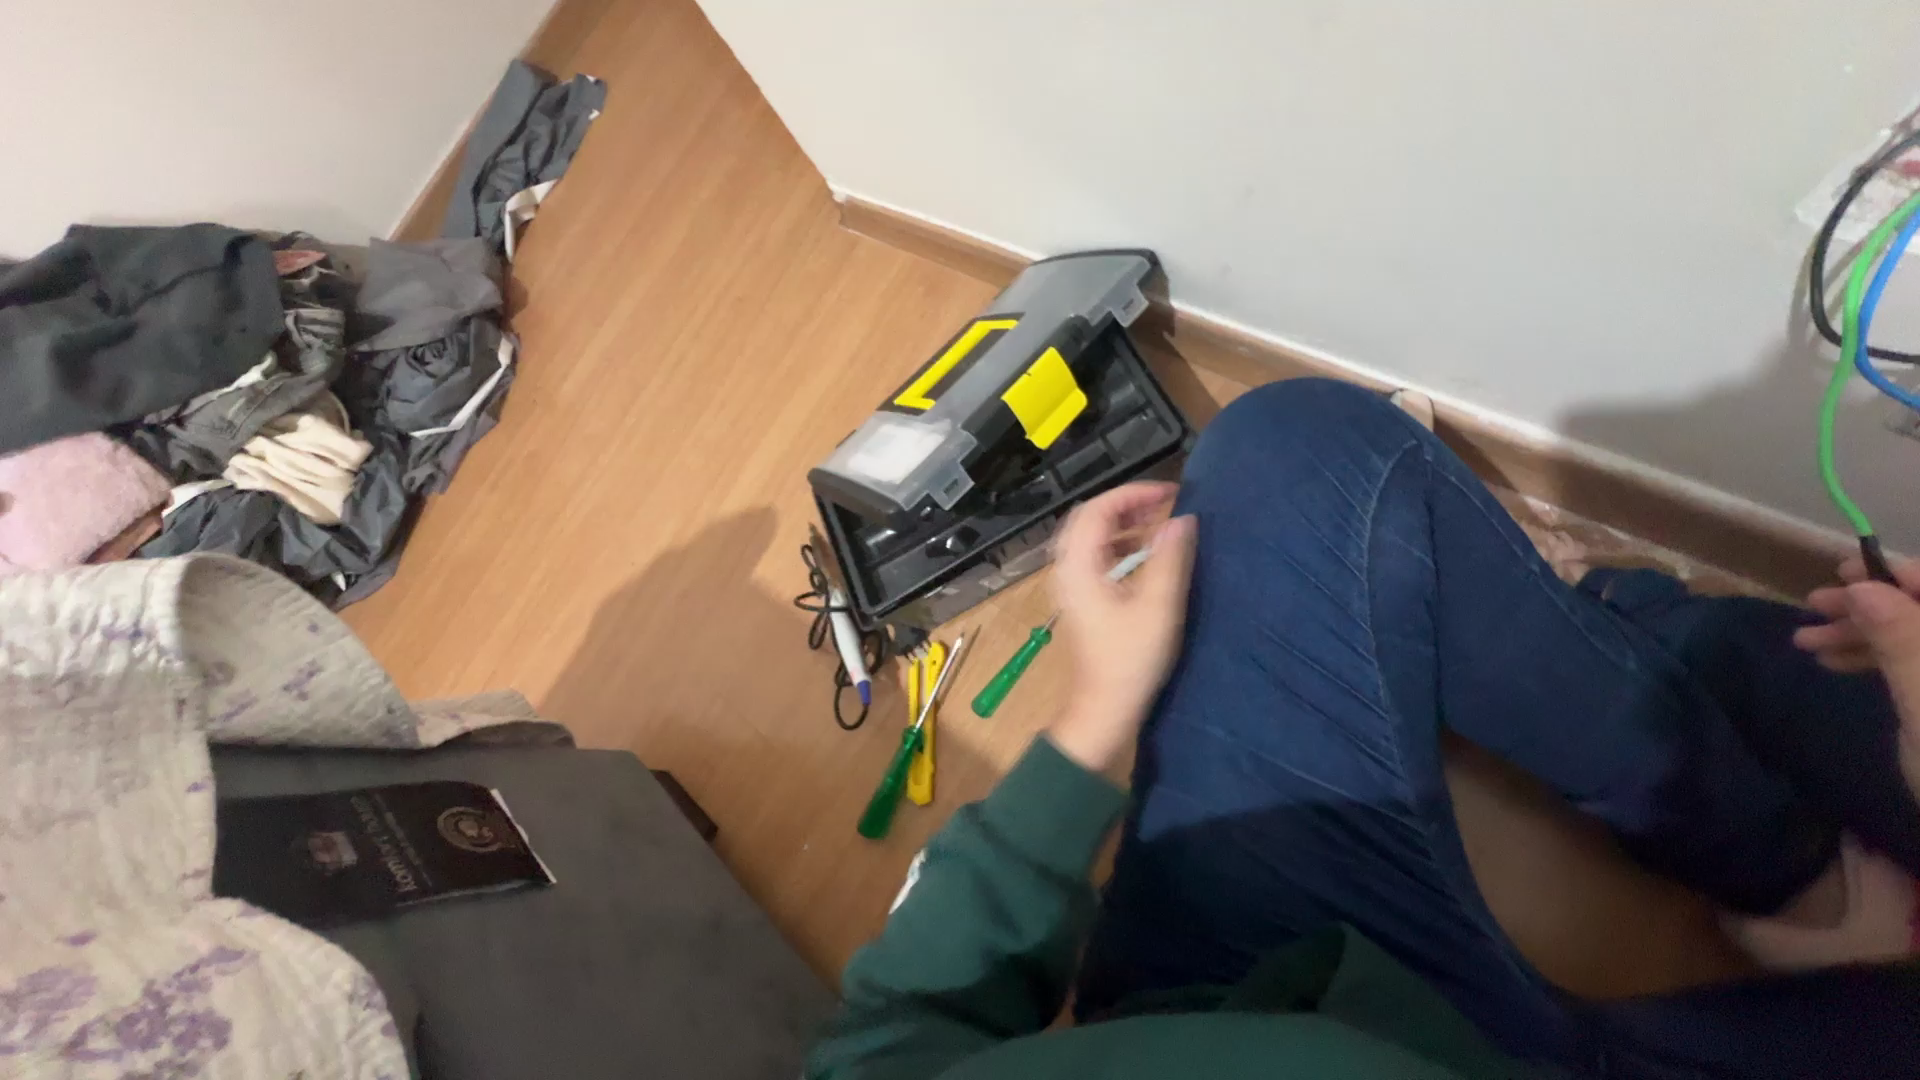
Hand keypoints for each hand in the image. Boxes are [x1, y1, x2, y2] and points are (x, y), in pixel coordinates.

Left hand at [1046, 482, 1197, 772]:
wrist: (1104, 706)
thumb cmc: (1130, 660)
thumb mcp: (1157, 606)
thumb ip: (1169, 558)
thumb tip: (1183, 519)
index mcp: (1078, 566)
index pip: (1097, 509)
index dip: (1132, 493)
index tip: (1169, 492)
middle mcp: (1067, 569)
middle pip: (1090, 518)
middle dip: (1127, 504)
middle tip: (1165, 503)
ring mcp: (1071, 583)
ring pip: (1091, 536)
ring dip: (1124, 524)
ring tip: (1161, 523)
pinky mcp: (1081, 597)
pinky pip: (1094, 556)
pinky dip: (1119, 544)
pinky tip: (1146, 553)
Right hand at [1792, 555, 1919, 797]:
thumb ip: (1905, 642)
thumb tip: (1867, 586)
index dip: (1903, 575)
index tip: (1843, 570)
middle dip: (1875, 606)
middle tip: (1813, 607)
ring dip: (1866, 632)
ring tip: (1808, 641)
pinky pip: (1919, 661)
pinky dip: (1879, 657)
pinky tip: (1838, 661)